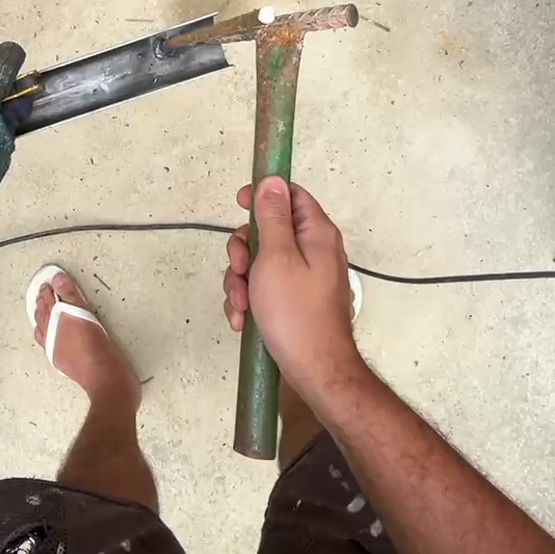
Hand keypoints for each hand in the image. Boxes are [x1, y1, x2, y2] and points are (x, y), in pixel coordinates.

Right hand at [222, 176, 365, 397]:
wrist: (315, 373)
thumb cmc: (295, 312)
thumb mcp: (276, 257)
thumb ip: (272, 217)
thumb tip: (272, 180)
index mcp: (316, 234)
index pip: (290, 195)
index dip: (264, 194)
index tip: (238, 205)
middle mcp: (312, 250)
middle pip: (267, 229)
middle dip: (243, 251)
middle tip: (239, 271)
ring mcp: (302, 277)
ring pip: (258, 261)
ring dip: (240, 281)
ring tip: (240, 305)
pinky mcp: (292, 300)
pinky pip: (262, 286)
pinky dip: (248, 299)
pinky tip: (242, 320)